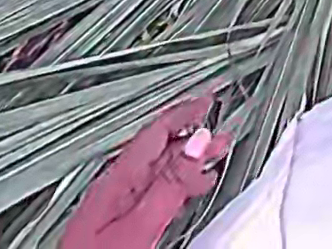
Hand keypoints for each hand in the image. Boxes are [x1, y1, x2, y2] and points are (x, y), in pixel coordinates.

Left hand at [58, 95, 230, 248]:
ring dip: (188, 161)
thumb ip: (170, 183)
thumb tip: (198, 141)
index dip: (184, 113)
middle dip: (192, 137)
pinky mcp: (115, 231)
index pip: (156, 131)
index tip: (207, 101)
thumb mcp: (140, 226)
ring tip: (213, 157)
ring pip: (157, 171)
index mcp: (115, 181)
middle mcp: (111, 190)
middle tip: (221, 132)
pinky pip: (152, 193)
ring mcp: (111, 211)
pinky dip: (176, 185)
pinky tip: (186, 192)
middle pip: (158, 149)